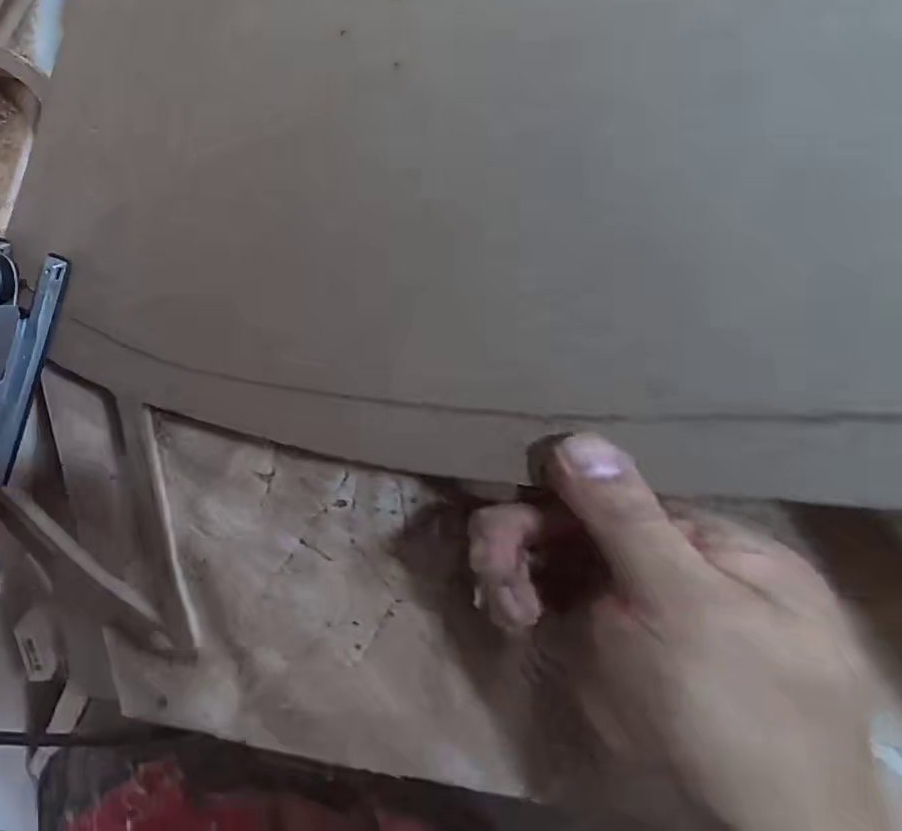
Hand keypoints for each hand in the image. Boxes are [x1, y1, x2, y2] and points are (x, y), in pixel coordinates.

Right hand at [468, 434, 886, 830]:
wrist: (736, 819)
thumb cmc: (728, 702)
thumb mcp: (682, 603)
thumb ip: (625, 518)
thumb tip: (576, 436)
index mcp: (715, 546)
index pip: (610, 492)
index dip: (549, 498)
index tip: (501, 518)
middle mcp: (668, 559)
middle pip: (563, 518)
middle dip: (517, 544)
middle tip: (492, 577)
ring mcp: (626, 593)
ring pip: (539, 549)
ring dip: (508, 572)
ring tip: (506, 612)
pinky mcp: (590, 623)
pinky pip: (535, 583)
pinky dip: (513, 596)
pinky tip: (512, 621)